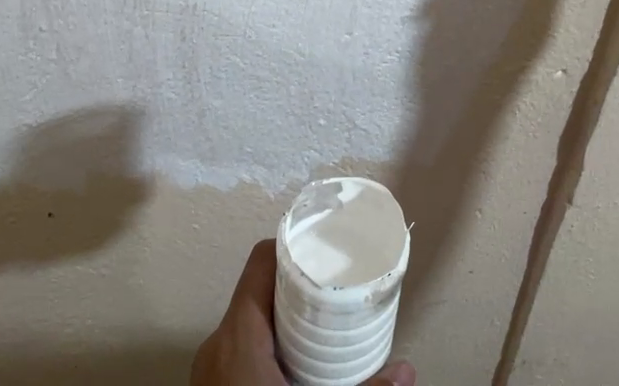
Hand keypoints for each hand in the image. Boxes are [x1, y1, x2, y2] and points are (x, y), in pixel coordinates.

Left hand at [191, 240, 415, 385]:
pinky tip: (298, 358)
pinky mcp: (214, 385)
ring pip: (250, 319)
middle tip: (338, 287)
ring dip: (285, 314)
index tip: (326, 246)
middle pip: (259, 289)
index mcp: (237, 336)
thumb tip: (408, 371)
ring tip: (324, 321)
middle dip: (299, 285)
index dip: (294, 246)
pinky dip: (270, 340)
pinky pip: (241, 346)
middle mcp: (217, 343)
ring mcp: (210, 367)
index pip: (261, 261)